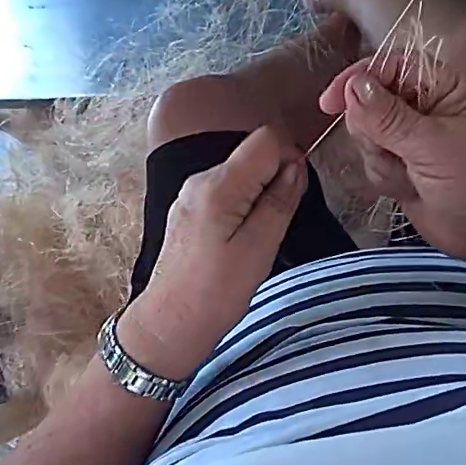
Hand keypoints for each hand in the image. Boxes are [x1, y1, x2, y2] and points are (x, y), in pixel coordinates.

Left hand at [117, 126, 307, 381]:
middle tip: (280, 220)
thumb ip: (279, 201)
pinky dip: (243, 204)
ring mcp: (190, 195)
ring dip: (260, 193)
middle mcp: (199, 180)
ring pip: (240, 173)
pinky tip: (242, 238)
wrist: (169, 325)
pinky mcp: (188, 211)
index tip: (296, 192)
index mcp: (217, 185)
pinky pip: (226, 191)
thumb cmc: (216, 293)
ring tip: (261, 234)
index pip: (265, 139)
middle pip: (251, 154)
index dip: (289, 157)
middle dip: (275, 176)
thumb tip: (296, 166)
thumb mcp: (259, 248)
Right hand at [319, 54, 465, 263]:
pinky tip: (407, 189)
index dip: (359, 79)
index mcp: (442, 86)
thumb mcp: (435, 145)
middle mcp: (423, 108)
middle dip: (371, 129)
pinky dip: (383, 177)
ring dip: (379, 159)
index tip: (332, 101)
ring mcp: (410, 140)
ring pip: (365, 136)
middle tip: (392, 151)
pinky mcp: (401, 169)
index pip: (390, 66)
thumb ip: (389, 117)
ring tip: (410, 175)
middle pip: (369, 101)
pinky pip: (371, 163)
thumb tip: (352, 86)